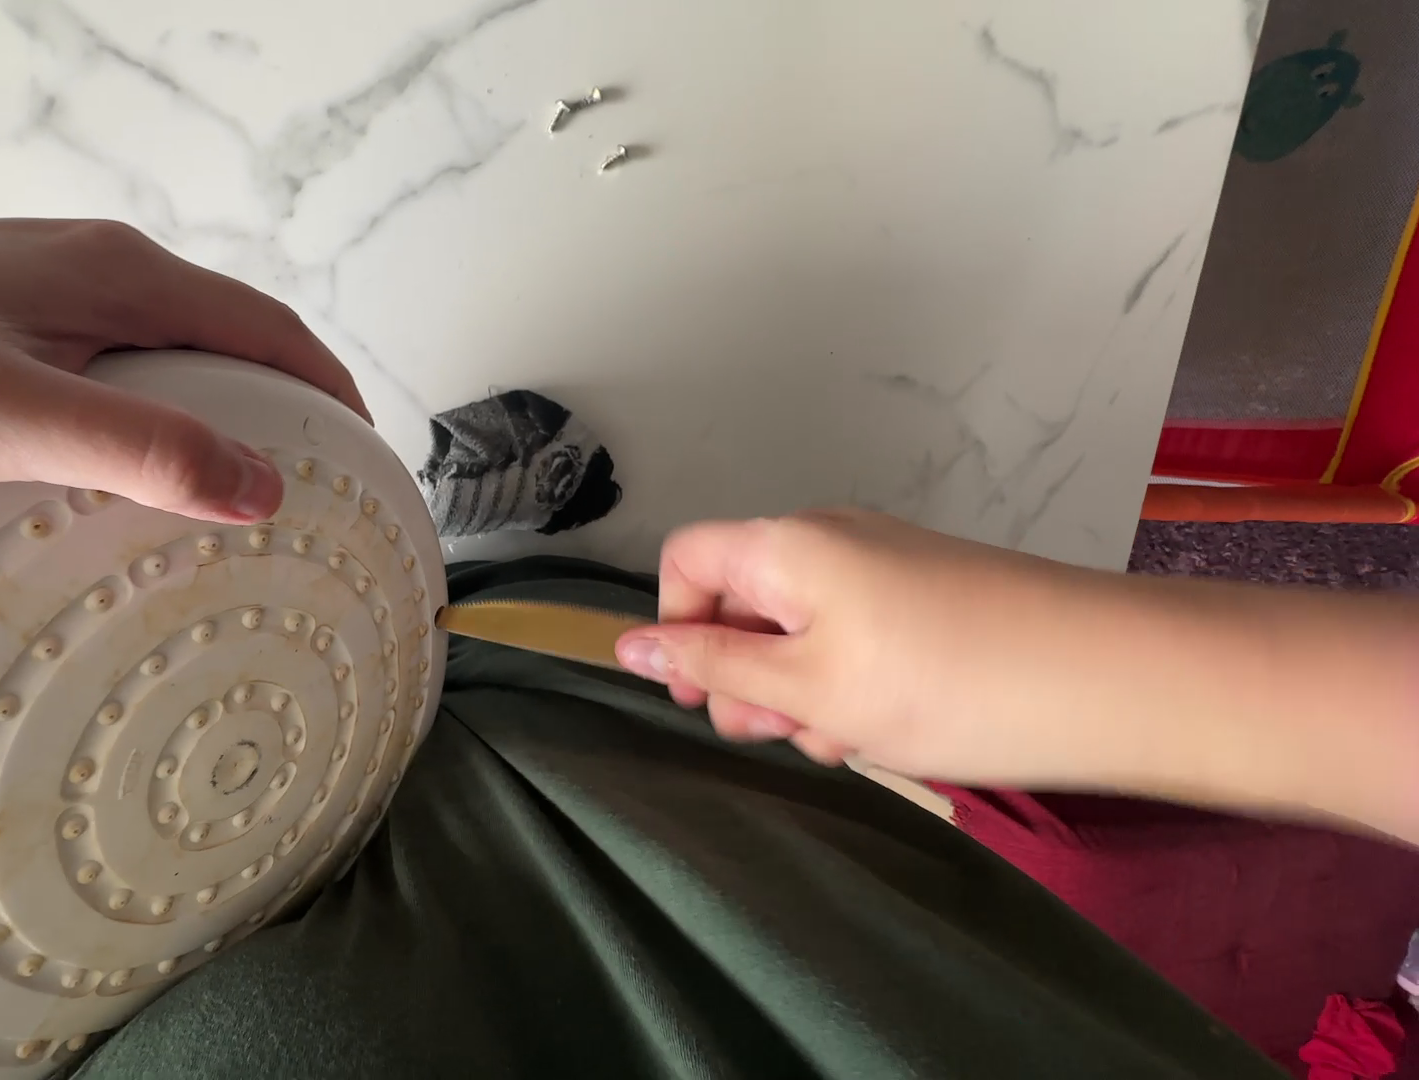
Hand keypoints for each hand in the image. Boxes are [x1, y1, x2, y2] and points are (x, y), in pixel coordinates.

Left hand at [0, 220, 368, 1077]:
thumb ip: (129, 442)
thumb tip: (261, 484)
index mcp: (116, 277)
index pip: (273, 332)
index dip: (334, 397)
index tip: (370, 466)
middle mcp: (96, 286)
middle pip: (240, 352)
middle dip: (296, 420)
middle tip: (322, 501)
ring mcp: (55, 319)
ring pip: (187, 376)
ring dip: (235, 433)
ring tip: (255, 509)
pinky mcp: (15, 356)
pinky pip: (130, 397)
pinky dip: (173, 442)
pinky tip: (156, 494)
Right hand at [615, 509, 1138, 784]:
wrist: (1124, 681)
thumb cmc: (941, 682)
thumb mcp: (804, 685)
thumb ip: (708, 662)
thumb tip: (623, 644)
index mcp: (783, 544)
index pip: (684, 559)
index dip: (675, 622)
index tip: (702, 691)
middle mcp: (822, 538)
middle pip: (737, 597)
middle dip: (741, 669)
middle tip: (780, 731)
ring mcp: (875, 563)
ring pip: (791, 625)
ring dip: (792, 685)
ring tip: (841, 736)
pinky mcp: (917, 591)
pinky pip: (842, 630)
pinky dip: (839, 676)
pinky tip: (879, 724)